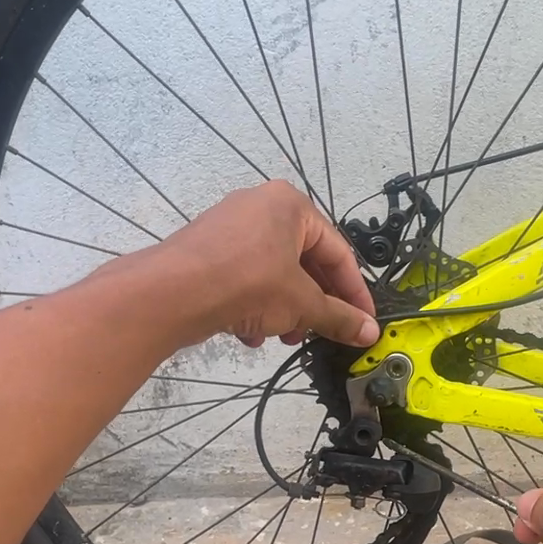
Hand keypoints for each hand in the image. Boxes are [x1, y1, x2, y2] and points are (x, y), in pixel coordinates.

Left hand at [148, 180, 377, 348]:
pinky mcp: (209, 252)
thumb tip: (369, 332)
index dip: (354, 293)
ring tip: (282, 337)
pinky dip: (254, 307)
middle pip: (304, 264)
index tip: (364, 322)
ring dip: (285, 312)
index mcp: (291, 205)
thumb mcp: (302, 304)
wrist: (173, 293)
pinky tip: (250, 333)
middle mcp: (261, 208)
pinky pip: (245, 279)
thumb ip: (339, 317)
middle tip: (319, 333)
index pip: (338, 252)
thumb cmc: (248, 283)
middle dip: (313, 305)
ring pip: (274, 275)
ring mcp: (231, 229)